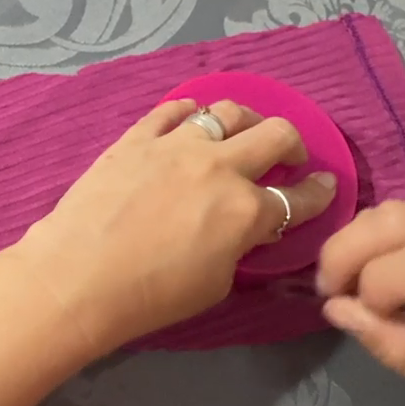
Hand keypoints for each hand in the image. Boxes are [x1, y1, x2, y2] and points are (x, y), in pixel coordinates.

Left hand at [10, 99, 337, 355]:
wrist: (80, 273)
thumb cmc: (152, 295)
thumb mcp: (216, 282)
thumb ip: (238, 245)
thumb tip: (242, 227)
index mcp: (247, 210)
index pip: (298, 197)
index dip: (318, 192)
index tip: (324, 185)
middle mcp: (219, 167)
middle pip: (274, 135)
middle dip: (291, 143)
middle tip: (288, 155)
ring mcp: (175, 146)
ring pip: (224, 111)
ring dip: (243, 119)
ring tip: (240, 131)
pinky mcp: (136, 139)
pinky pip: (170, 110)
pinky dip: (186, 110)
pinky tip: (189, 115)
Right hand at [316, 202, 404, 405]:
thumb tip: (340, 313)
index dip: (369, 296)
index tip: (369, 327)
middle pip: (393, 220)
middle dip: (345, 253)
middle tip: (334, 295)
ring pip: (402, 210)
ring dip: (362, 241)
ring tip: (355, 283)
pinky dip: (390, 240)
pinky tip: (397, 276)